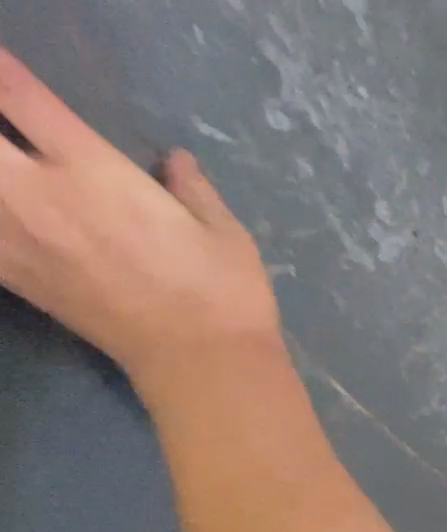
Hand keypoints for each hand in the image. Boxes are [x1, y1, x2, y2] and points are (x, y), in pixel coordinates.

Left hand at [0, 46, 283, 388]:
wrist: (201, 358)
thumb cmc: (228, 292)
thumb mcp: (228, 236)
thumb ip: (194, 191)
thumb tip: (176, 161)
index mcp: (99, 174)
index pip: (19, 95)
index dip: (0, 68)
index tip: (1, 63)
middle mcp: (38, 191)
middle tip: (4, 133)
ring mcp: (10, 232)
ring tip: (7, 170)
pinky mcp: (5, 268)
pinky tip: (7, 217)